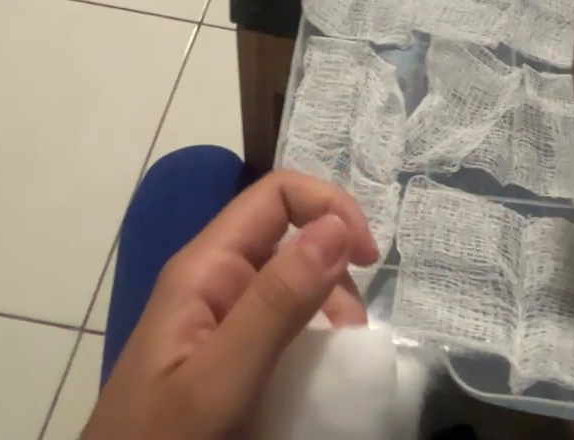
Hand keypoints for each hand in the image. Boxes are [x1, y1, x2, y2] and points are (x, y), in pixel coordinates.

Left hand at [84, 171, 380, 439]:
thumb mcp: (219, 379)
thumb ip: (277, 302)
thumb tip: (338, 225)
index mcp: (206, 266)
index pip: (276, 194)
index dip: (329, 207)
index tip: (367, 258)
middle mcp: (216, 279)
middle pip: (292, 235)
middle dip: (335, 269)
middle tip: (352, 330)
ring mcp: (223, 317)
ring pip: (295, 281)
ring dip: (331, 308)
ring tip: (339, 360)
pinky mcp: (231, 355)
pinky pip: (286, 325)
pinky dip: (315, 340)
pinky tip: (320, 375)